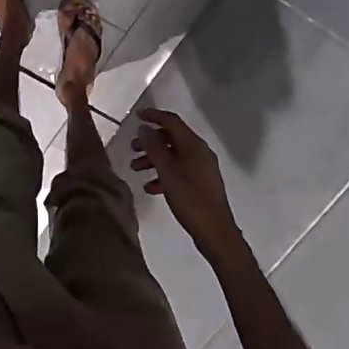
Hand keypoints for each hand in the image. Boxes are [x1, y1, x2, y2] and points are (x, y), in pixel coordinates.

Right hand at [130, 108, 246, 266]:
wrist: (215, 233)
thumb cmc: (190, 200)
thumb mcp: (168, 172)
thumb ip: (155, 148)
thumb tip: (145, 128)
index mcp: (194, 145)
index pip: (172, 121)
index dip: (154, 116)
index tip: (137, 115)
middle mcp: (200, 152)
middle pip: (172, 138)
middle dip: (150, 141)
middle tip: (133, 148)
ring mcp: (202, 168)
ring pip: (174, 155)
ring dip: (154, 159)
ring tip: (136, 168)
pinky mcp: (201, 183)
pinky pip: (179, 171)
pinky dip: (164, 174)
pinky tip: (151, 187)